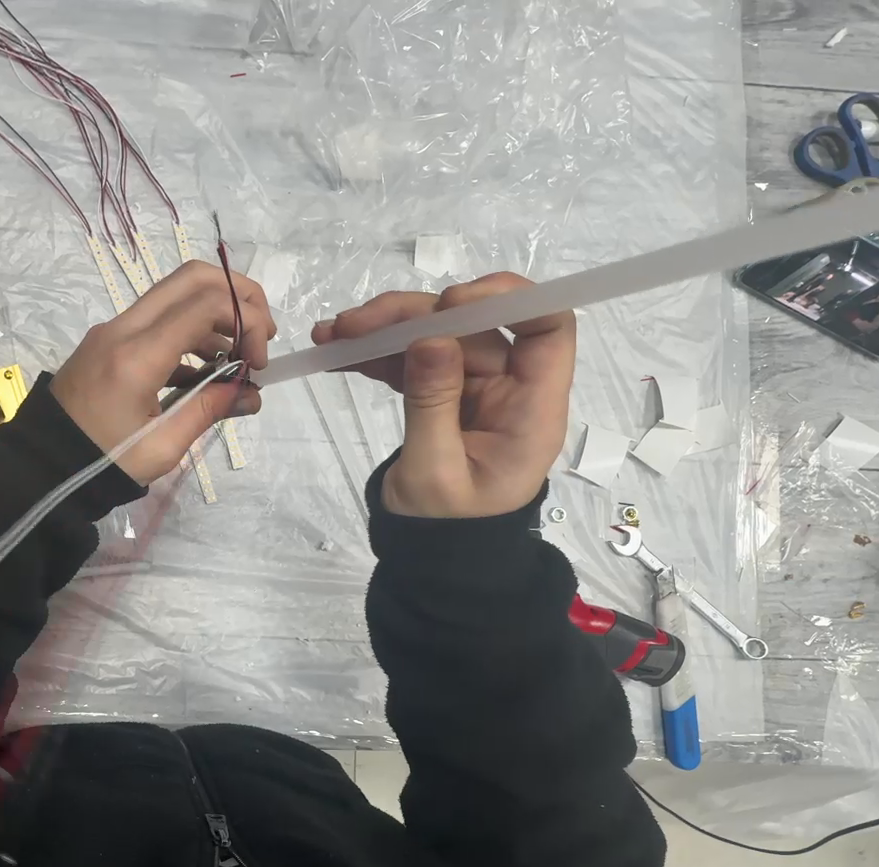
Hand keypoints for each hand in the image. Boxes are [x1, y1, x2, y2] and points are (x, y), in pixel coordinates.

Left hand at [51, 260, 274, 483]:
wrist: (42, 464)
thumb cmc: (102, 462)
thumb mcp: (162, 446)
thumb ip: (209, 410)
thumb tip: (250, 392)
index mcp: (137, 356)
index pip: (206, 304)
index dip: (248, 322)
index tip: (260, 363)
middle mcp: (122, 329)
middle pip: (191, 278)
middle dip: (239, 296)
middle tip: (262, 332)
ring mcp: (111, 331)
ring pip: (173, 294)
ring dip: (214, 313)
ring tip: (238, 358)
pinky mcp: (106, 341)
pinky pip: (156, 319)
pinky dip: (189, 330)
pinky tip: (207, 367)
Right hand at [312, 273, 574, 518]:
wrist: (432, 555)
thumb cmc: (443, 527)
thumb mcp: (433, 472)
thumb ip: (432, 404)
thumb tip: (429, 337)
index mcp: (531, 409)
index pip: (547, 329)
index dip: (507, 300)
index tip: (448, 302)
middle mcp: (509, 389)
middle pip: (472, 326)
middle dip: (412, 315)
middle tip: (352, 324)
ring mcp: (474, 389)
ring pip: (436, 335)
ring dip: (384, 328)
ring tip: (331, 333)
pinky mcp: (443, 394)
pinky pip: (412, 359)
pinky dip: (375, 353)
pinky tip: (336, 351)